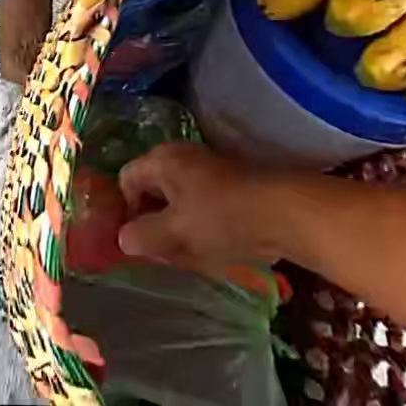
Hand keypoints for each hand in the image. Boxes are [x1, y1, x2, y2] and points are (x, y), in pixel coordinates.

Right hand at [115, 142, 284, 268]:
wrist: (283, 212)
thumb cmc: (221, 219)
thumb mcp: (176, 233)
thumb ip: (144, 236)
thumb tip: (123, 238)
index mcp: (161, 160)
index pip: (126, 179)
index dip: (126, 210)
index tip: (139, 239)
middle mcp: (179, 154)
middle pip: (152, 187)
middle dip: (153, 220)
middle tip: (163, 250)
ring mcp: (205, 164)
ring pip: (177, 197)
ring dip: (177, 224)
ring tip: (189, 252)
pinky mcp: (227, 179)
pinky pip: (199, 200)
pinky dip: (198, 221)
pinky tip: (212, 244)